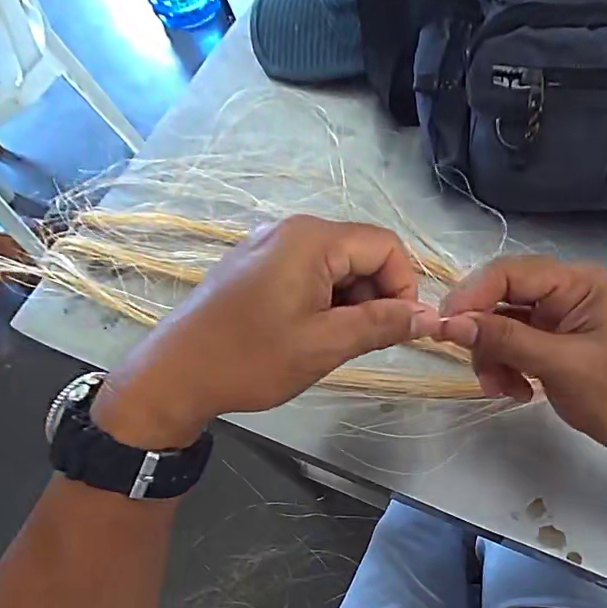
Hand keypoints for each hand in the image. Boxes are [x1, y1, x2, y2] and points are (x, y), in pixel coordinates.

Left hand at [92, 216, 439, 448]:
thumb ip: (383, 325)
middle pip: (363, 254)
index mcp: (311, 240)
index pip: (386, 247)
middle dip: (377, 297)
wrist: (175, 375)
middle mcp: (291, 231)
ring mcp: (270, 247)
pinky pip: (311, 276)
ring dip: (351, 304)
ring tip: (333, 343)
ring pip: (339, 269)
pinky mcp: (257, 268)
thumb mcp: (326, 344)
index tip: (398, 329)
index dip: (404, 287)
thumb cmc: (252, 359)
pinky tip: (310, 335)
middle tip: (364, 342)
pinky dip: (326, 303)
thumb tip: (430, 318)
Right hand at [436, 257, 606, 454]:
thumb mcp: (562, 365)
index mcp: (576, 283)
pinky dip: (507, 370)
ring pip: (501, 328)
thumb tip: (451, 324)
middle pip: (500, 300)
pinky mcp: (551, 346)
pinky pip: (512, 349)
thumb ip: (507, 341)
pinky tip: (519, 393)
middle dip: (484, 337)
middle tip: (479, 371)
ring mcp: (557, 320)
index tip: (444, 328)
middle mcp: (563, 293)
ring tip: (505, 391)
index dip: (472, 296)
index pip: (509, 274)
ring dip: (494, 360)